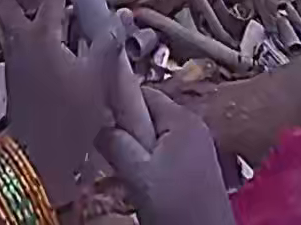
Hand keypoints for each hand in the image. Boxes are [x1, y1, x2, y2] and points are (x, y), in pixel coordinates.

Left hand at [0, 0, 121, 198]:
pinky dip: (28, 38)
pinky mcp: (13, 79)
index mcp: (41, 33)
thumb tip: (123, 15)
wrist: (36, 163)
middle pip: (8, 4)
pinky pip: (15, 45)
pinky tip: (52, 51)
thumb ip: (108, 43)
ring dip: (23, 15)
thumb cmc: (68, 118)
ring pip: (8, 25)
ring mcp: (13, 60)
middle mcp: (21, 41)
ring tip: (51, 19)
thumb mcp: (96, 79)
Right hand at [96, 89, 234, 224]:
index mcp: (182, 118)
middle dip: (132, 132)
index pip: (144, 93)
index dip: (121, 105)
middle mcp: (194, 125)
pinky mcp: (201, 168)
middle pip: (151, 115)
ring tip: (133, 174)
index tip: (105, 124)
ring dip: (142, 151)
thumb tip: (99, 126)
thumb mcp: (139, 176)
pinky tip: (149, 186)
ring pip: (159, 137)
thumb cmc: (176, 207)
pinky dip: (155, 163)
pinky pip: (169, 153)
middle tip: (117, 155)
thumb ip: (116, 144)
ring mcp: (199, 147)